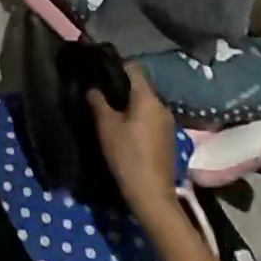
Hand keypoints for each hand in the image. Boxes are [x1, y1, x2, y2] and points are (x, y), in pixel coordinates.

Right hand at [86, 62, 176, 215]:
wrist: (152, 194)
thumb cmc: (127, 155)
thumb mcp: (106, 126)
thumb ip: (98, 101)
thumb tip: (92, 87)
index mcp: (147, 97)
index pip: (134, 68)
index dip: (117, 66)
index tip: (100, 71)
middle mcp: (161, 105)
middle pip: (141, 85)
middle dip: (122, 85)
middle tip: (102, 91)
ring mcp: (168, 121)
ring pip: (146, 102)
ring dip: (131, 102)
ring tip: (111, 108)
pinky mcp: (168, 136)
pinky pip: (151, 115)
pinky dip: (139, 115)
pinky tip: (125, 126)